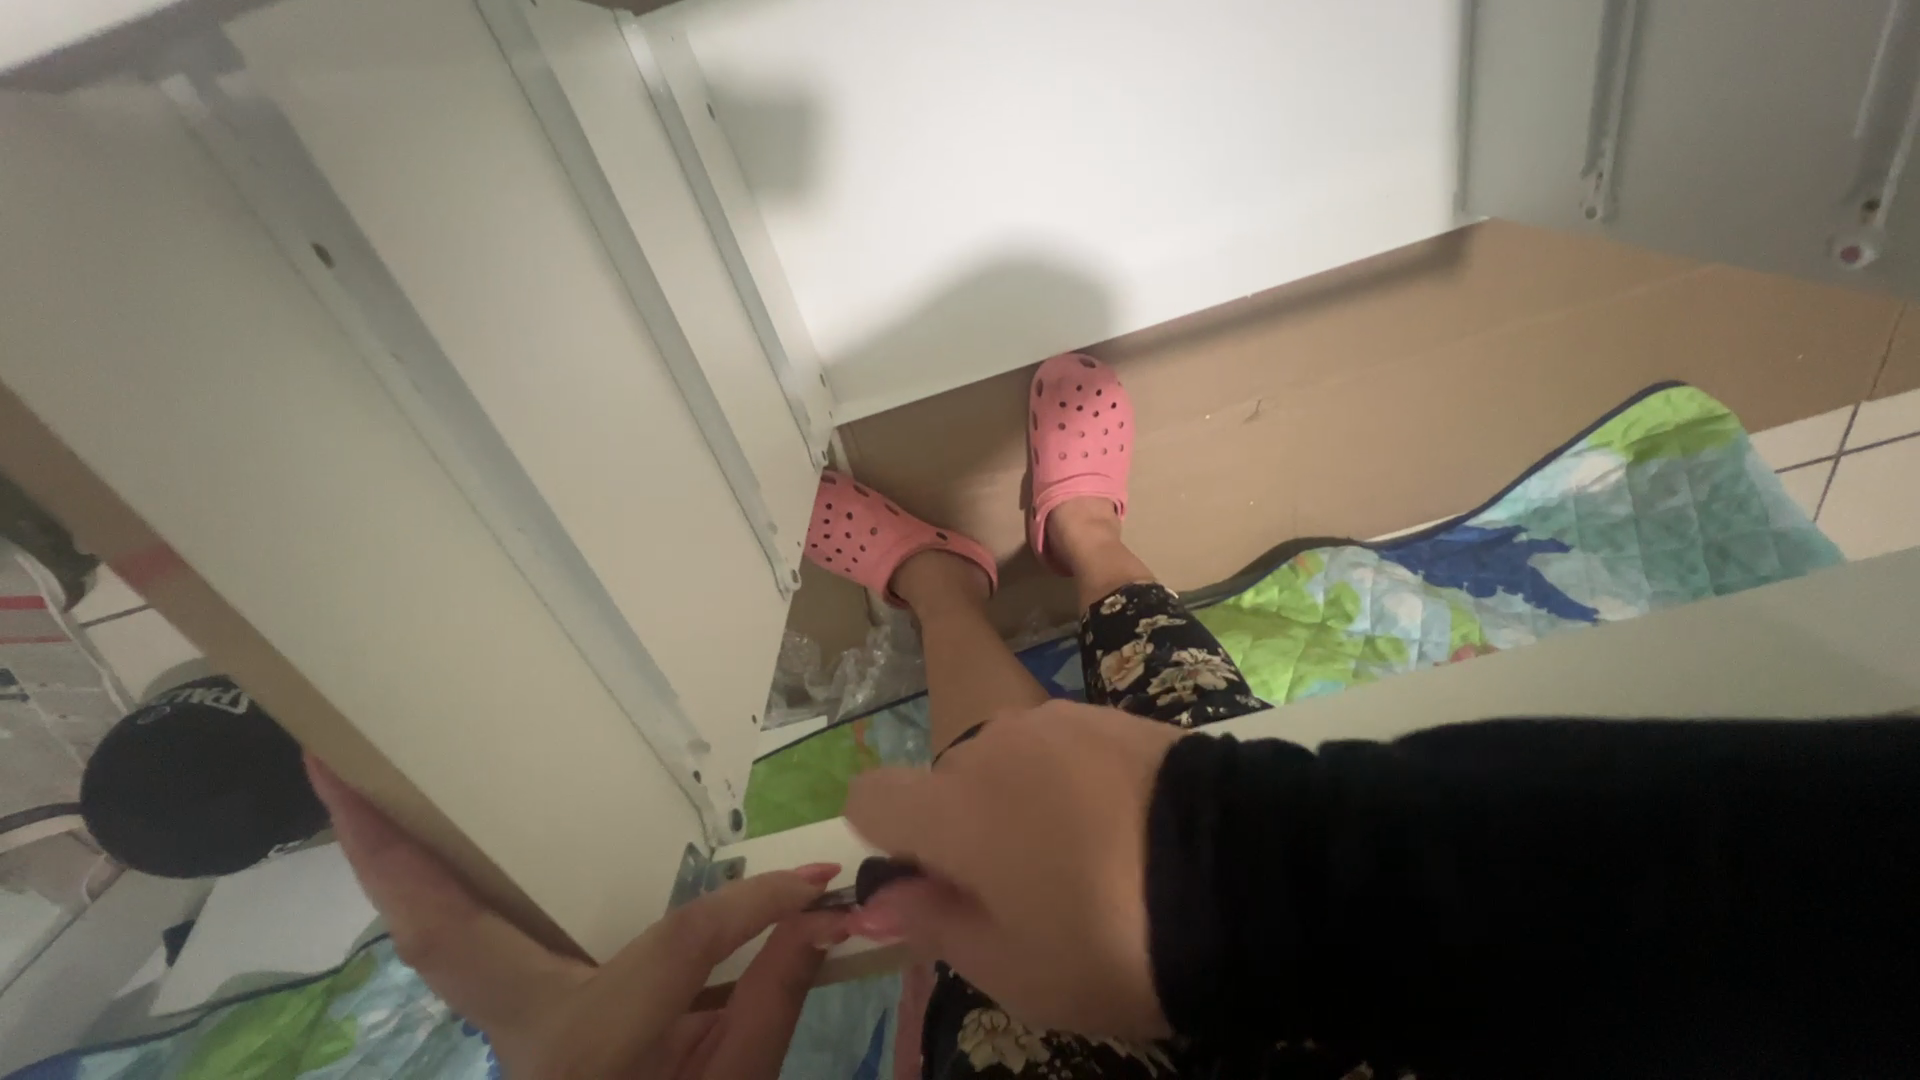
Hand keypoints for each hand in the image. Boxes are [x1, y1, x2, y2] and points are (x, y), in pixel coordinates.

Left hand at [307, 758, 846, 1078]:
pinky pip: (458, 942)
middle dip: (383, 846)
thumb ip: (777, 987)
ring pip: (430, 936)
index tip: (819, 880)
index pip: (684, 939)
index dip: (759, 903)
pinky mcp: (513, 1010)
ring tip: (356, 779)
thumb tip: (823, 903)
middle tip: (334, 758)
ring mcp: (505, 1021)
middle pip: (437, 932)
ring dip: (388, 860)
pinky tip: (433, 838)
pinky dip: (431, 886)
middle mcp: (523, 1028)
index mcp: (593, 1048)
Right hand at [843, 700, 1183, 1037]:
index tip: (934, 877)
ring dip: (1017, 798)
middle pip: (944, 781)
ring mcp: (1049, 720)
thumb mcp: (1013, 967)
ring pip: (1003, 761)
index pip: (870, 796)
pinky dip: (1065, 777)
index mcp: (951, 808)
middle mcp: (988, 746)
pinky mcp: (1102, 710)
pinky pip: (1055, 745)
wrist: (1238, 873)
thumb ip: (932, 923)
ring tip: (1084, 850)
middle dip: (962, 825)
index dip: (889, 839)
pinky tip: (1119, 818)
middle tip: (1024, 884)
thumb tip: (882, 899)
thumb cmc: (1110, 940)